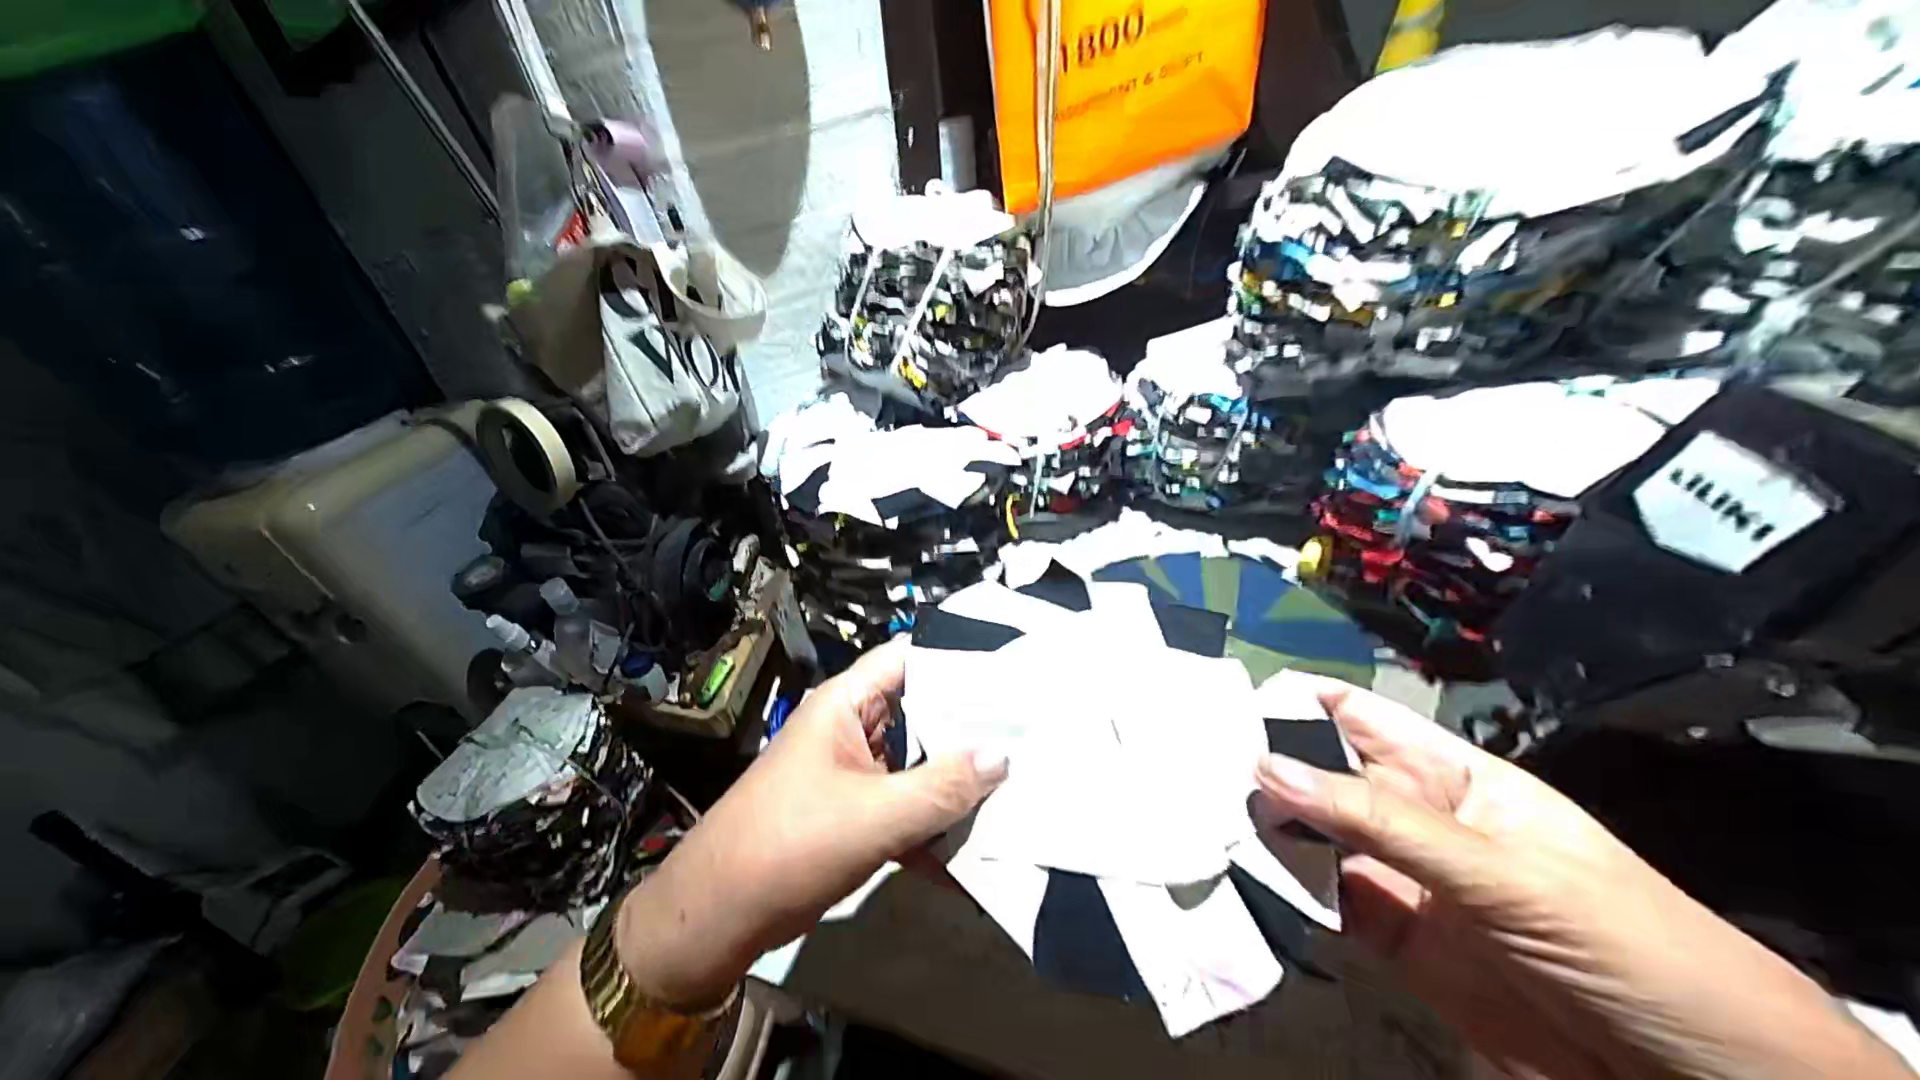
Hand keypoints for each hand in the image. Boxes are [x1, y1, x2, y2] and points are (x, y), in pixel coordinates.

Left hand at [616, 639, 1006, 1006]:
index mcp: (845, 705)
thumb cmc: (791, 843)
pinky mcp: (854, 816)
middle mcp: (850, 730)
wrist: (719, 915)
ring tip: (1017, 785)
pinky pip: (905, 808)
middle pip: (919, 714)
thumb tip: (1003, 755)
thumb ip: (941, 786)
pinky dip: (933, 826)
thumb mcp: (874, 814)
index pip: (907, 661)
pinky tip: (975, 852)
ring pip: (916, 764)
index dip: (957, 662)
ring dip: (955, 781)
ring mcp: (853, 775)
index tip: (1010, 676)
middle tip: (1028, 734)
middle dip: (968, 728)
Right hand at [1253, 679, 1910, 1079]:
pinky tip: (1247, 873)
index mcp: (1455, 777)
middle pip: (1325, 776)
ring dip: (1268, 827)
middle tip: (1199, 762)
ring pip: (1316, 838)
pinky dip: (1284, 888)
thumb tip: (1269, 767)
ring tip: (1207, 812)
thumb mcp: (1502, 873)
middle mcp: (1417, 819)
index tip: (1229, 701)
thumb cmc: (1628, 946)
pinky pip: (1324, 901)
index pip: (1364, 718)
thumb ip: (1379, 823)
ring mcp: (1402, 879)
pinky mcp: (1392, 939)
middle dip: (1269, 766)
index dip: (1300, 701)